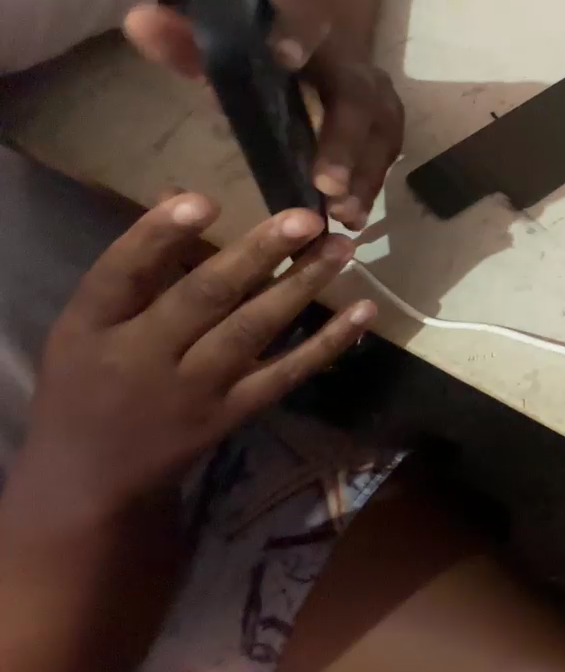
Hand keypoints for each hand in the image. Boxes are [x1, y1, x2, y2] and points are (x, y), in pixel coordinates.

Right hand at [18, 194, 376, 514]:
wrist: (91, 476)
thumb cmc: (95, 380)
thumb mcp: (94, 328)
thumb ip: (144, 268)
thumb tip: (184, 195)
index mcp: (90, 329)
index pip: (120, 276)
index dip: (157, 237)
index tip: (203, 198)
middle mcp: (140, 356)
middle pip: (204, 297)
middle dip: (258, 254)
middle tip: (307, 218)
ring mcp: (194, 387)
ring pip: (255, 328)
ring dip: (304, 284)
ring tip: (342, 247)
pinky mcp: (236, 410)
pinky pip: (290, 369)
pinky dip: (331, 339)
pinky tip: (366, 309)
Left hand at [123, 5, 402, 227]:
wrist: (318, 50)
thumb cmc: (261, 52)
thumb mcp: (216, 41)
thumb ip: (181, 38)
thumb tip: (141, 21)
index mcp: (313, 35)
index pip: (304, 24)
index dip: (298, 36)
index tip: (283, 56)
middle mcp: (356, 68)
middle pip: (357, 100)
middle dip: (344, 141)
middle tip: (328, 184)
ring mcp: (380, 100)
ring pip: (381, 135)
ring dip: (365, 175)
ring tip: (344, 213)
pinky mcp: (387, 128)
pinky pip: (385, 155)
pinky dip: (372, 185)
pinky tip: (355, 216)